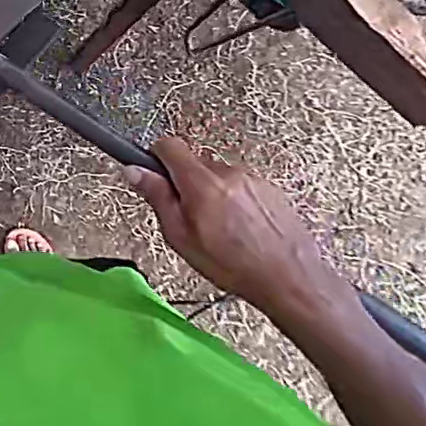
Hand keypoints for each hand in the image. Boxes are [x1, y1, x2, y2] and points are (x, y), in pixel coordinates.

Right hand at [122, 138, 354, 323]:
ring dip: (211, 193)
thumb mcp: (180, 236)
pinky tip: (239, 229)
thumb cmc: (233, 264)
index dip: (156, 159)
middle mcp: (228, 172)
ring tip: (218, 228)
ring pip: (217, 176)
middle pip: (194, 163)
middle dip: (185, 183)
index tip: (155, 176)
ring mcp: (253, 179)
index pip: (169, 146)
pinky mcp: (270, 189)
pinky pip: (240, 186)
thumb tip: (135, 170)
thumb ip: (157, 197)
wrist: (290, 279)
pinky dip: (234, 200)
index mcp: (201, 182)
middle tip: (187, 216)